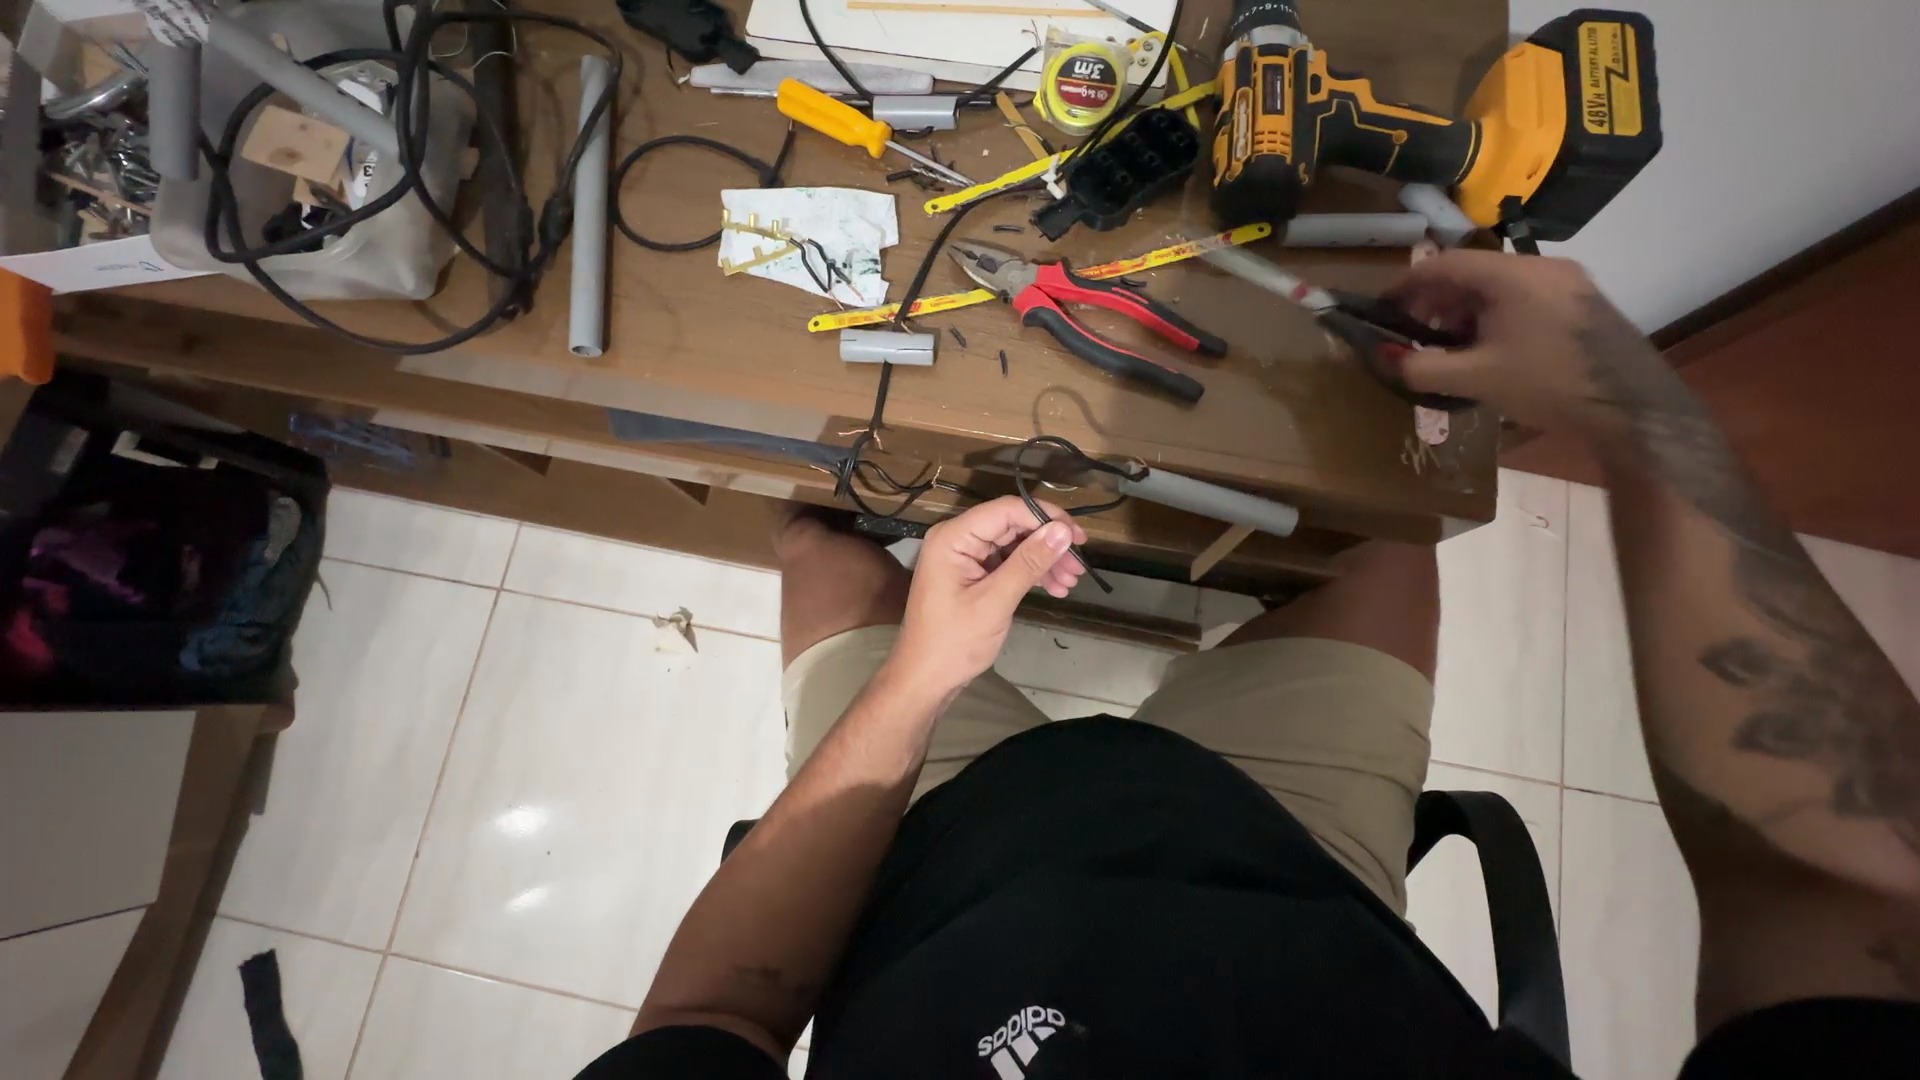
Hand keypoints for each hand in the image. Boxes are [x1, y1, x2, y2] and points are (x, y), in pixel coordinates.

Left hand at [885, 496, 1087, 695]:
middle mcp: (958, 539)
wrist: (926, 679)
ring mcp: (965, 557)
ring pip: (1014, 545)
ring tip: (1071, 581)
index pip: (1007, 510)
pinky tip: (1055, 587)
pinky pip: (1007, 563)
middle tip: (1079, 565)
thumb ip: (1029, 562)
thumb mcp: (995, 601)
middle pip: (1013, 525)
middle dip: (1048, 543)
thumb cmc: (954, 642)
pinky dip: (1031, 573)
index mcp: (954, 537)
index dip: (1046, 518)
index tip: (1078, 537)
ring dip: (1044, 560)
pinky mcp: (972, 574)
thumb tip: (1063, 531)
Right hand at [1387, 250, 1663, 435]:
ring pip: (1497, 283)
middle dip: (1435, 301)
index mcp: (1513, 276)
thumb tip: (1384, 356)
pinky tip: (1487, 347)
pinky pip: (1522, 294)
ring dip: (1463, 309)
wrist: (1630, 406)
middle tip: (1414, 335)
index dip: (1407, 284)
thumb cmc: (1544, 385)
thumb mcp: (1472, 379)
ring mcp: (1567, 281)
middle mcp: (1542, 266)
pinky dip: (1492, 313)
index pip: (1445, 263)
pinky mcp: (1580, 300)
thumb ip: (1419, 366)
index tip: (1383, 309)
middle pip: (1472, 271)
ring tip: (1449, 346)